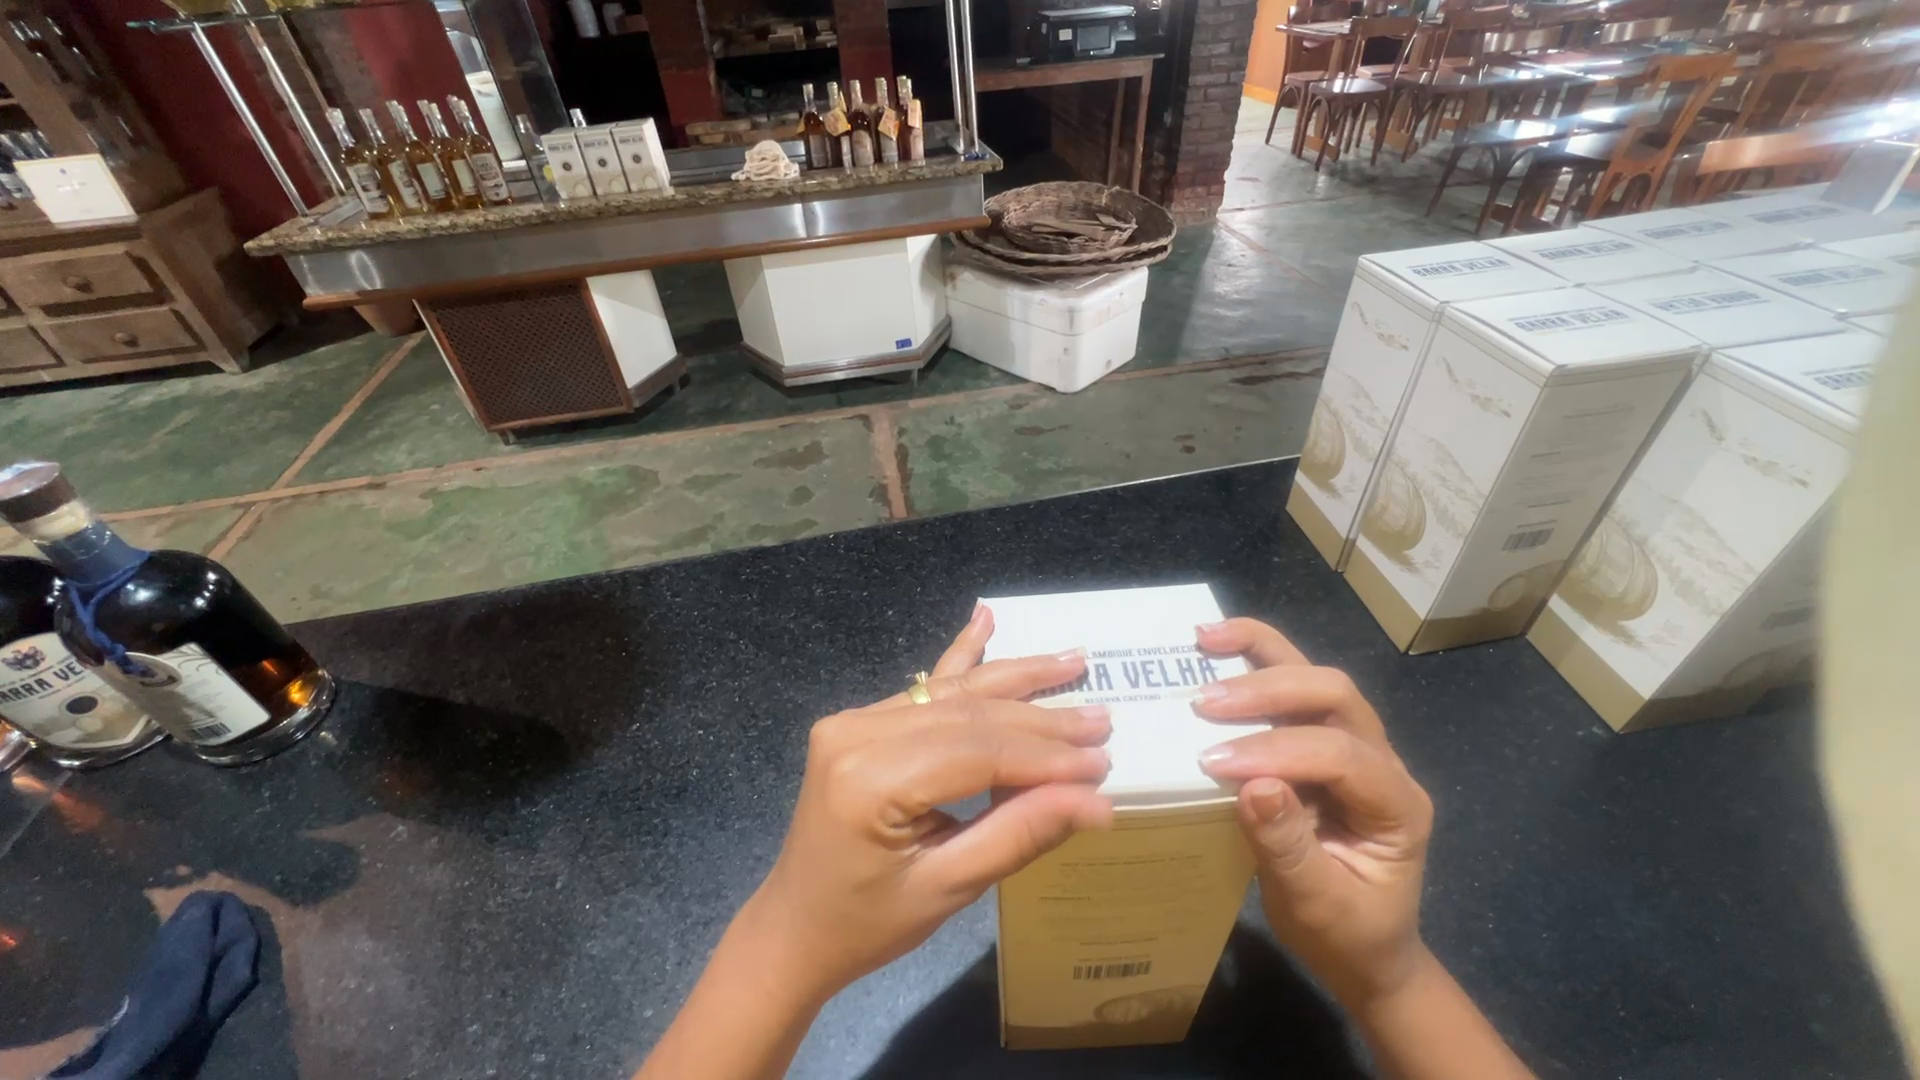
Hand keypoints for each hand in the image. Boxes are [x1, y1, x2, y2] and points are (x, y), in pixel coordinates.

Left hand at [749, 605, 1114, 1000]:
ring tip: (1073, 660)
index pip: (978, 751)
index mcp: (870, 779)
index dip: (1045, 756)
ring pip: (953, 692)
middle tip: (1101, 721)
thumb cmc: (867, 923)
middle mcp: (857, 732)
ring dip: (1016, 679)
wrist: (796, 926)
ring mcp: (854, 720)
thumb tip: (1097, 801)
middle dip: (1040, 720)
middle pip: (969, 714)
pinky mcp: (858, 721)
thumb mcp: (947, 889)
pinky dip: (962, 659)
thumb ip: (1018, 834)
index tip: (1102, 762)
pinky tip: (984, 619)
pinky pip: (923, 688)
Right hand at [1192, 618, 1434, 1007]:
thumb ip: (1287, 846)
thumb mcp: (1316, 904)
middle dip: (1268, 691)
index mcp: (1396, 804)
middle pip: (1335, 695)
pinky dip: (1255, 659)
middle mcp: (1382, 760)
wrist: (1366, 949)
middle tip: (1203, 704)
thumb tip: (1253, 785)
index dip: (1277, 751)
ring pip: (1315, 677)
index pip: (1340, 755)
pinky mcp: (1318, 739)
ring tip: (1204, 639)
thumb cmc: (1346, 932)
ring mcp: (1351, 743)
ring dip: (1260, 654)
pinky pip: (1292, 688)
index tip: (1214, 764)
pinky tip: (1216, 646)